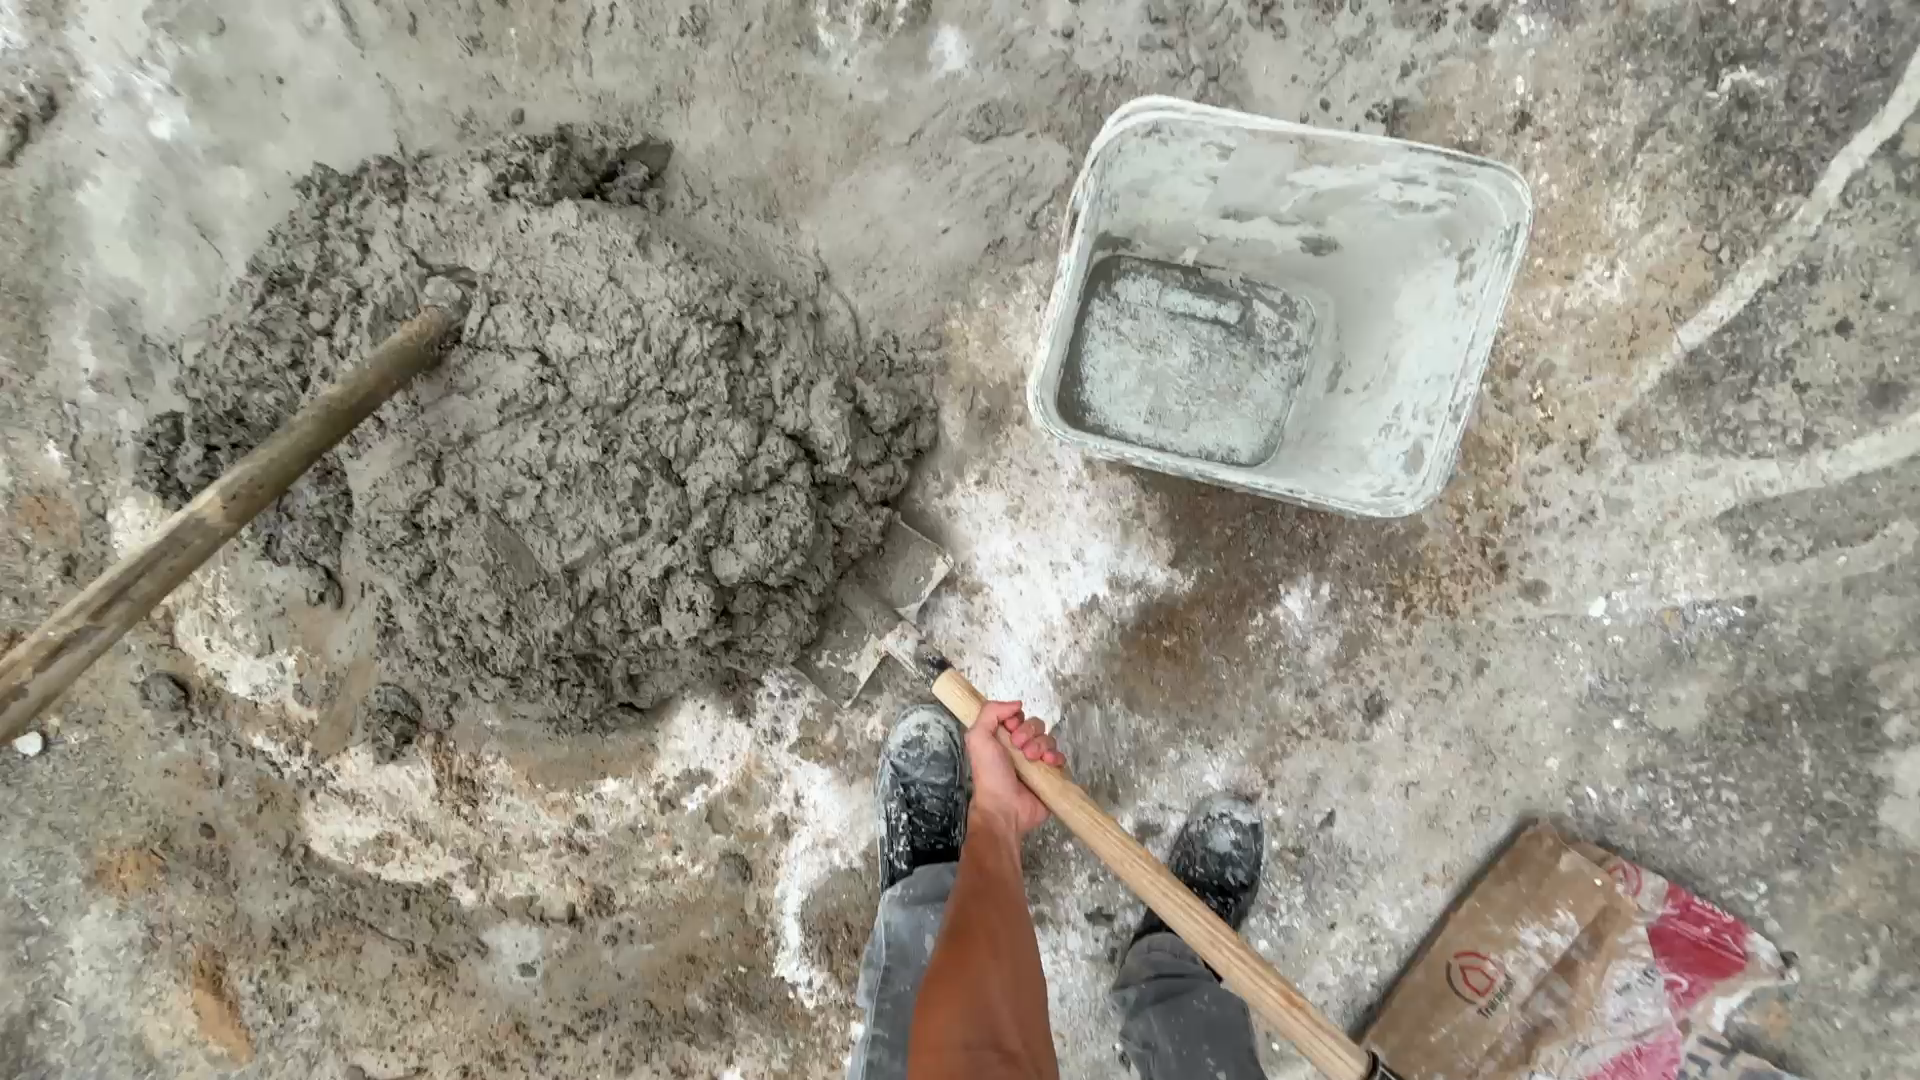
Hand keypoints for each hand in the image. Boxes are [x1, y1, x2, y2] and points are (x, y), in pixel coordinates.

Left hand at [966, 700, 1064, 838]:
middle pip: (1035, 725)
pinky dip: (1056, 757)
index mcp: (1003, 738)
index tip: (1011, 729)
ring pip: (1048, 739)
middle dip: (1029, 732)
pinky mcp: (1050, 775)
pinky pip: (1060, 757)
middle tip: (1020, 748)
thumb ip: (990, 712)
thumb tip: (1016, 703)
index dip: (1016, 719)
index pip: (1018, 716)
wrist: (1004, 807)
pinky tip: (1048, 763)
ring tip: (1032, 758)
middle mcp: (1020, 747)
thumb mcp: (978, 737)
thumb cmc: (989, 773)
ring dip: (1041, 745)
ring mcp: (1036, 761)